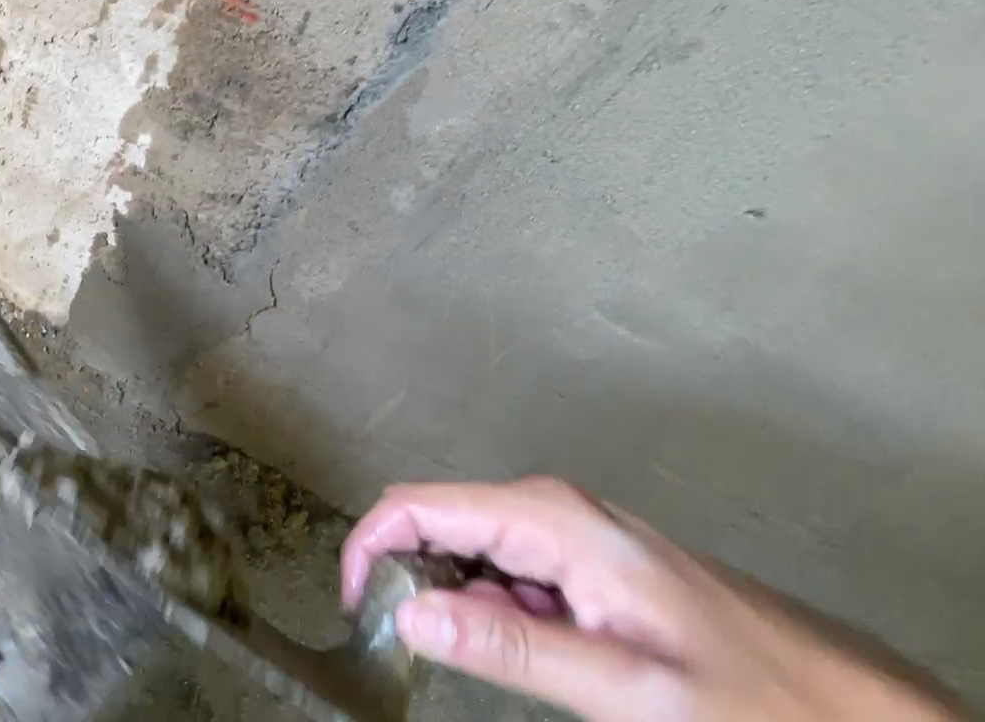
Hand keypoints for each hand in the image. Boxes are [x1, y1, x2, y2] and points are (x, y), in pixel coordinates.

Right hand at [341, 477, 963, 720]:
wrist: (849, 705)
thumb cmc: (745, 695)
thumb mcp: (624, 687)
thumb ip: (509, 646)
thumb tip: (406, 616)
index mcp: (545, 517)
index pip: (414, 507)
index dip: (369, 548)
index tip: (359, 609)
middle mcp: (545, 506)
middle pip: (433, 521)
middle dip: (408, 576)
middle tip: (418, 645)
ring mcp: (563, 527)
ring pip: (464, 547)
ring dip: (450, 597)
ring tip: (485, 656)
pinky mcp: (577, 553)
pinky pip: (502, 566)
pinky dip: (488, 604)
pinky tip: (524, 645)